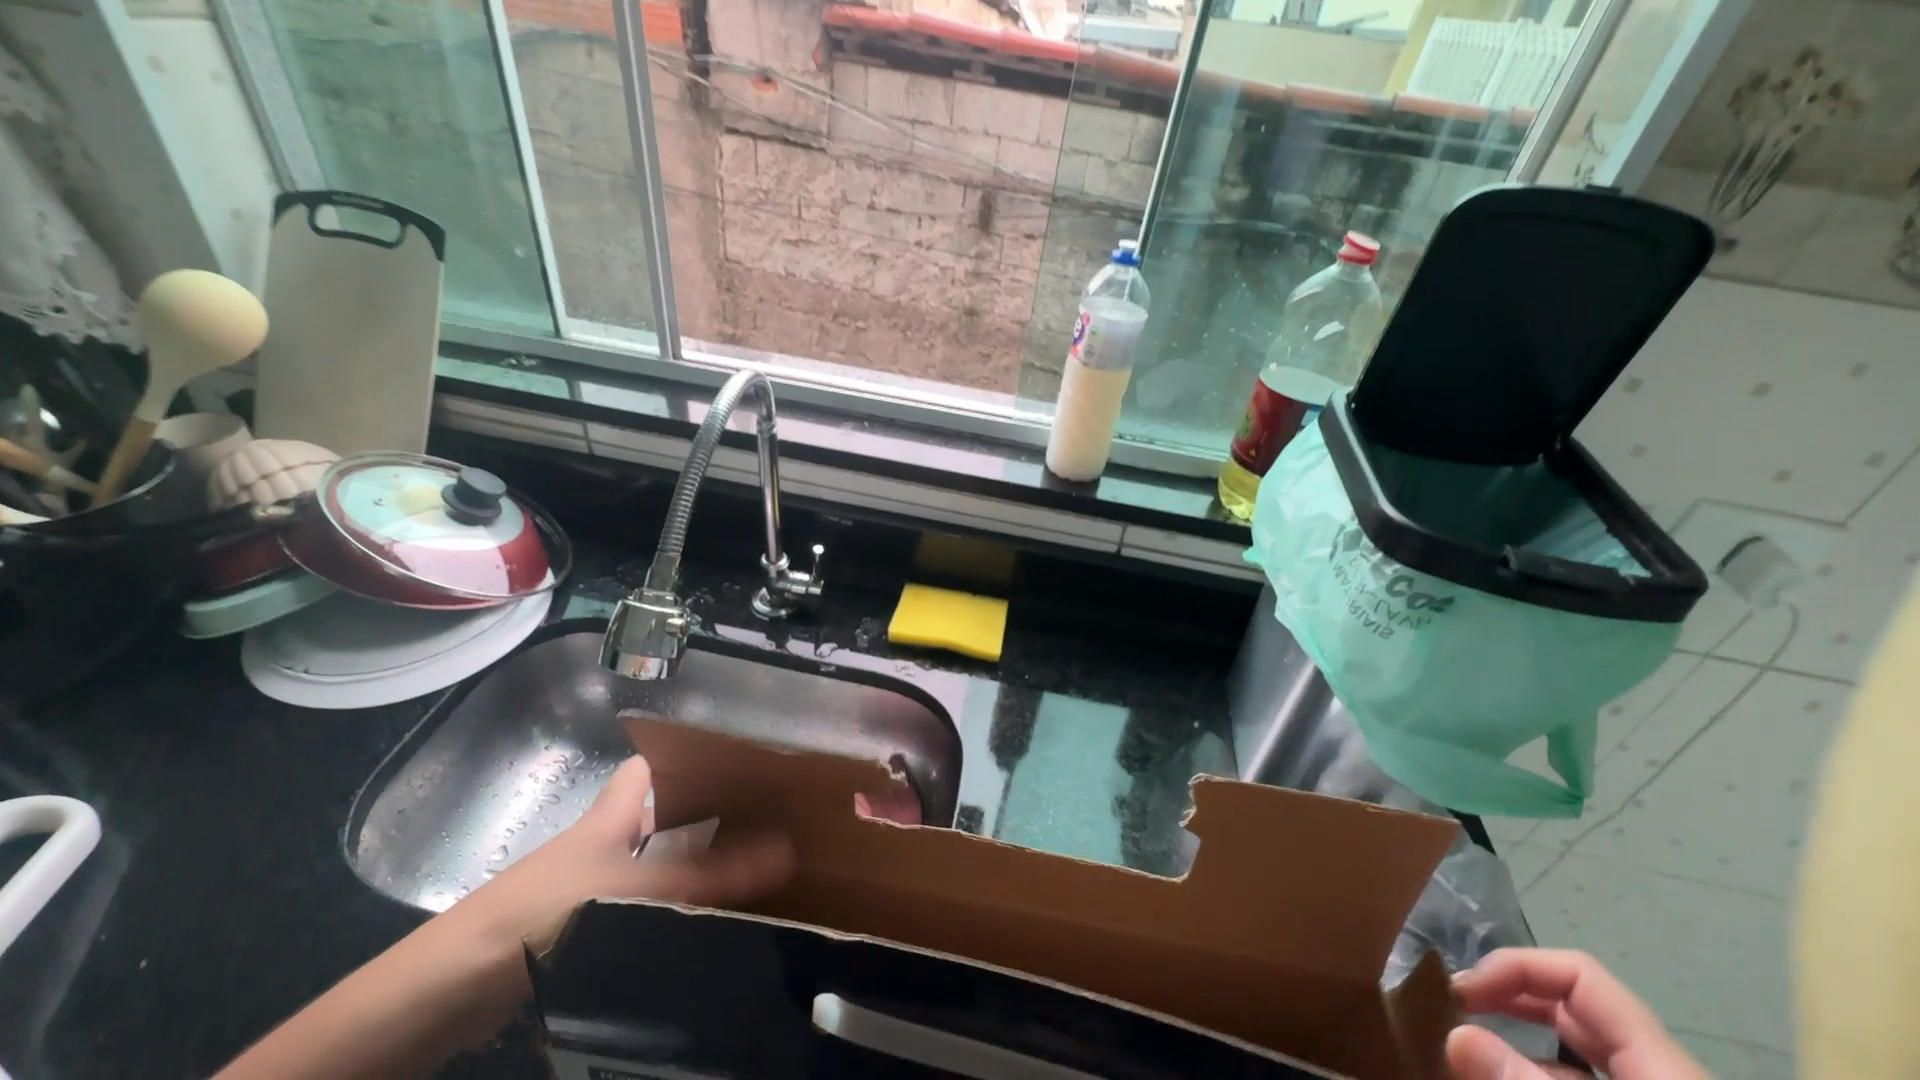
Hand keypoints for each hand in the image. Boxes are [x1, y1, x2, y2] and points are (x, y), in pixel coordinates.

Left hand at [447, 755, 793, 951]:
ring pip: (651, 870)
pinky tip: (703, 936)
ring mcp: (589, 890)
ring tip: (752, 885)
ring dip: (691, 877)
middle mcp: (601, 845)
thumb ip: (707, 874)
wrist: (457, 984)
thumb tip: (786, 851)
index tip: (740, 770)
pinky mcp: (581, 933)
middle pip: (660, 821)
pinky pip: (640, 913)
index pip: (649, 768)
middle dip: (707, 823)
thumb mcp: (635, 886)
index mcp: (610, 816)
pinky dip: (669, 918)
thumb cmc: (545, 909)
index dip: (687, 761)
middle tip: (766, 833)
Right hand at [1448, 949, 1712, 1079]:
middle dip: (1505, 996)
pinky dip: (1532, 1073)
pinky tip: (1493, 1075)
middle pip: (1571, 1007)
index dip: (1515, 966)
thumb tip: (1453, 1034)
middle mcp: (1653, 1065)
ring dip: (1513, 1037)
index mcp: (1660, 1056)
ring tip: (1459, 1042)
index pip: (1578, 973)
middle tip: (1449, 1007)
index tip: (1460, 989)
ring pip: (1570, 1050)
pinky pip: (1578, 1078)